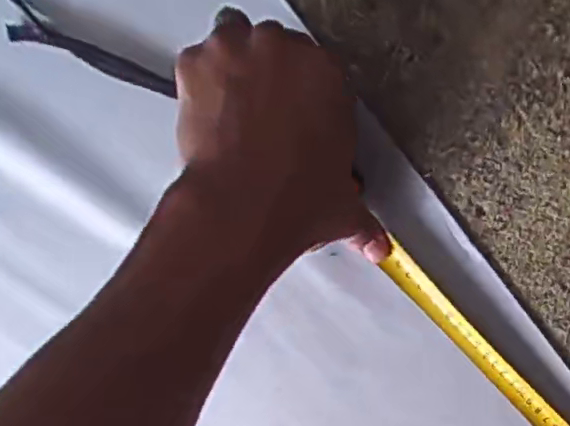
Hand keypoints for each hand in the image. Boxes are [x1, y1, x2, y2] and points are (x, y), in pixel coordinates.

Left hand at [174, 9, 389, 263]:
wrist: (242, 211)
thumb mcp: (342, 212)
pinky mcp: (197, 63)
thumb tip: (372, 238)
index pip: (326, 78)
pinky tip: (213, 122)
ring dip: (238, 72)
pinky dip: (202, 87)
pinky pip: (197, 63)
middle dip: (275, 85)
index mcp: (329, 76)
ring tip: (241, 119)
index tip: (308, 129)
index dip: (315, 105)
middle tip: (273, 129)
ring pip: (235, 43)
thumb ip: (362, 220)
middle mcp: (283, 52)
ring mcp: (237, 52)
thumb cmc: (291, 199)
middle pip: (279, 53)